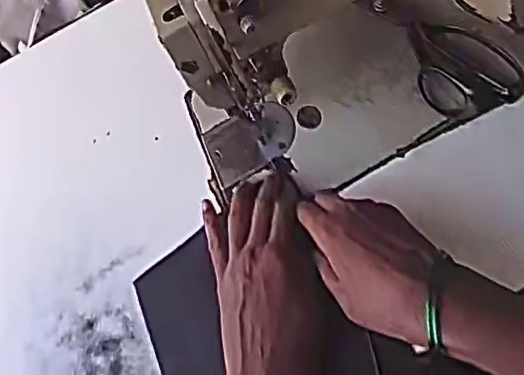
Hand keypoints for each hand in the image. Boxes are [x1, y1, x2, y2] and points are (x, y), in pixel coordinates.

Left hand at [204, 174, 323, 374]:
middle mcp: (254, 255)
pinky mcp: (222, 279)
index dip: (288, 193)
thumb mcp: (315, 301)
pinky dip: (210, 220)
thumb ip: (308, 264)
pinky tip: (208, 207)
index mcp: (280, 257)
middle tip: (272, 175)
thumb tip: (305, 243)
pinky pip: (214, 242)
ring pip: (235, 217)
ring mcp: (235, 265)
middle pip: (260, 208)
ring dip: (242, 195)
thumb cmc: (293, 349)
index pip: (284, 211)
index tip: (291, 182)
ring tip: (247, 183)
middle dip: (267, 187)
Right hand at [295, 192, 439, 346]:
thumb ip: (323, 268)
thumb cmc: (391, 301)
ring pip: (345, 202)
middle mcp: (347, 212)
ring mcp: (370, 209)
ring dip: (343, 215)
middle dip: (318, 211)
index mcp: (329, 229)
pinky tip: (373, 243)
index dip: (299, 218)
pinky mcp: (391, 212)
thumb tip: (319, 259)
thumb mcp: (343, 297)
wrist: (431, 297)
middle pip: (321, 197)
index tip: (301, 227)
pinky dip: (366, 220)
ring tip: (351, 241)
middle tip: (322, 232)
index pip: (301, 208)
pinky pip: (368, 209)